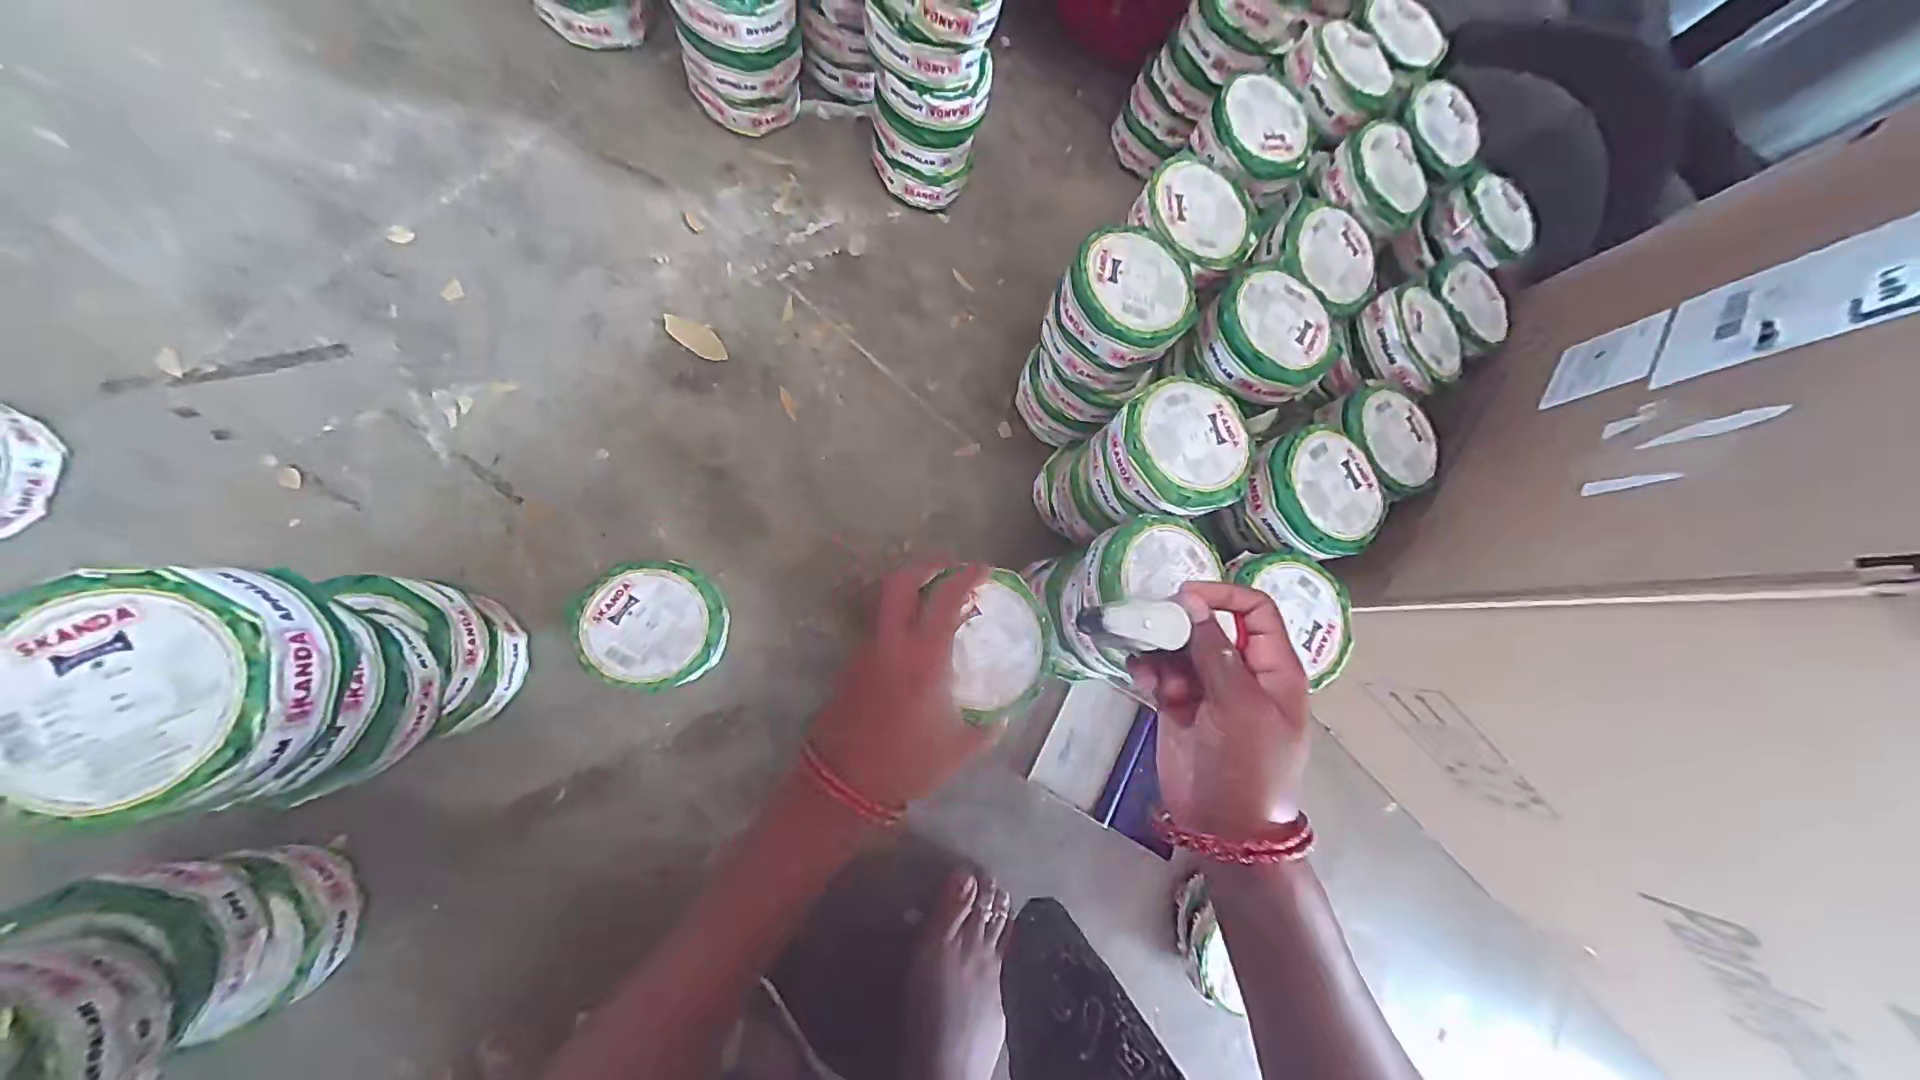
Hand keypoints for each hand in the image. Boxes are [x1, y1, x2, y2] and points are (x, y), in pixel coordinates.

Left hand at [807, 560, 996, 808]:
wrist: (846, 782)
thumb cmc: (908, 763)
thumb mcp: (960, 748)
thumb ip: (988, 729)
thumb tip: (1003, 718)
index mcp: (925, 658)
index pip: (946, 599)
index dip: (967, 577)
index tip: (984, 569)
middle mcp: (893, 644)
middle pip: (901, 581)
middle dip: (928, 565)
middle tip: (951, 568)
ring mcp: (868, 650)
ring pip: (886, 601)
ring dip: (911, 590)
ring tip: (935, 600)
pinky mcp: (853, 662)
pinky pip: (880, 626)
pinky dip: (899, 617)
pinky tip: (916, 637)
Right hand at [1128, 582, 1310, 836]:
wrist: (1225, 827)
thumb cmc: (1249, 765)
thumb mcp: (1239, 704)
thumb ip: (1214, 650)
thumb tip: (1192, 602)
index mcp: (1273, 667)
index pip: (1255, 610)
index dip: (1224, 594)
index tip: (1186, 595)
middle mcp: (1240, 671)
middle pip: (1210, 626)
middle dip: (1181, 624)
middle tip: (1153, 626)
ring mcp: (1208, 689)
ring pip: (1180, 648)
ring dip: (1160, 650)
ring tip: (1148, 666)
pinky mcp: (1179, 705)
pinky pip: (1161, 673)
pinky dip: (1149, 670)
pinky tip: (1140, 677)